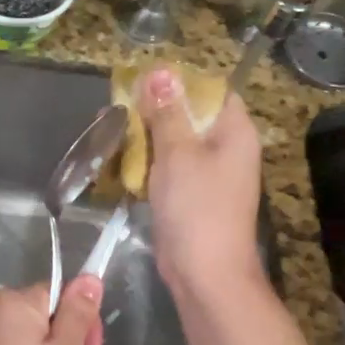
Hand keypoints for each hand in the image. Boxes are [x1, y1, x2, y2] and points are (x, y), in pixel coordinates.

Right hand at [137, 67, 265, 299]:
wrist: (204, 272)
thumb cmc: (196, 207)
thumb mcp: (177, 153)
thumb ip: (167, 112)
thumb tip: (160, 72)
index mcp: (234, 132)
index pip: (211, 91)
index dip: (180, 82)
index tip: (143, 80)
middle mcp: (225, 148)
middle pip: (190, 115)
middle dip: (154, 109)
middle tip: (118, 105)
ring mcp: (208, 173)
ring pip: (174, 141)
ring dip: (145, 136)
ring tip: (111, 128)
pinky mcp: (189, 194)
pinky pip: (167, 167)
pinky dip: (145, 161)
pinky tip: (118, 160)